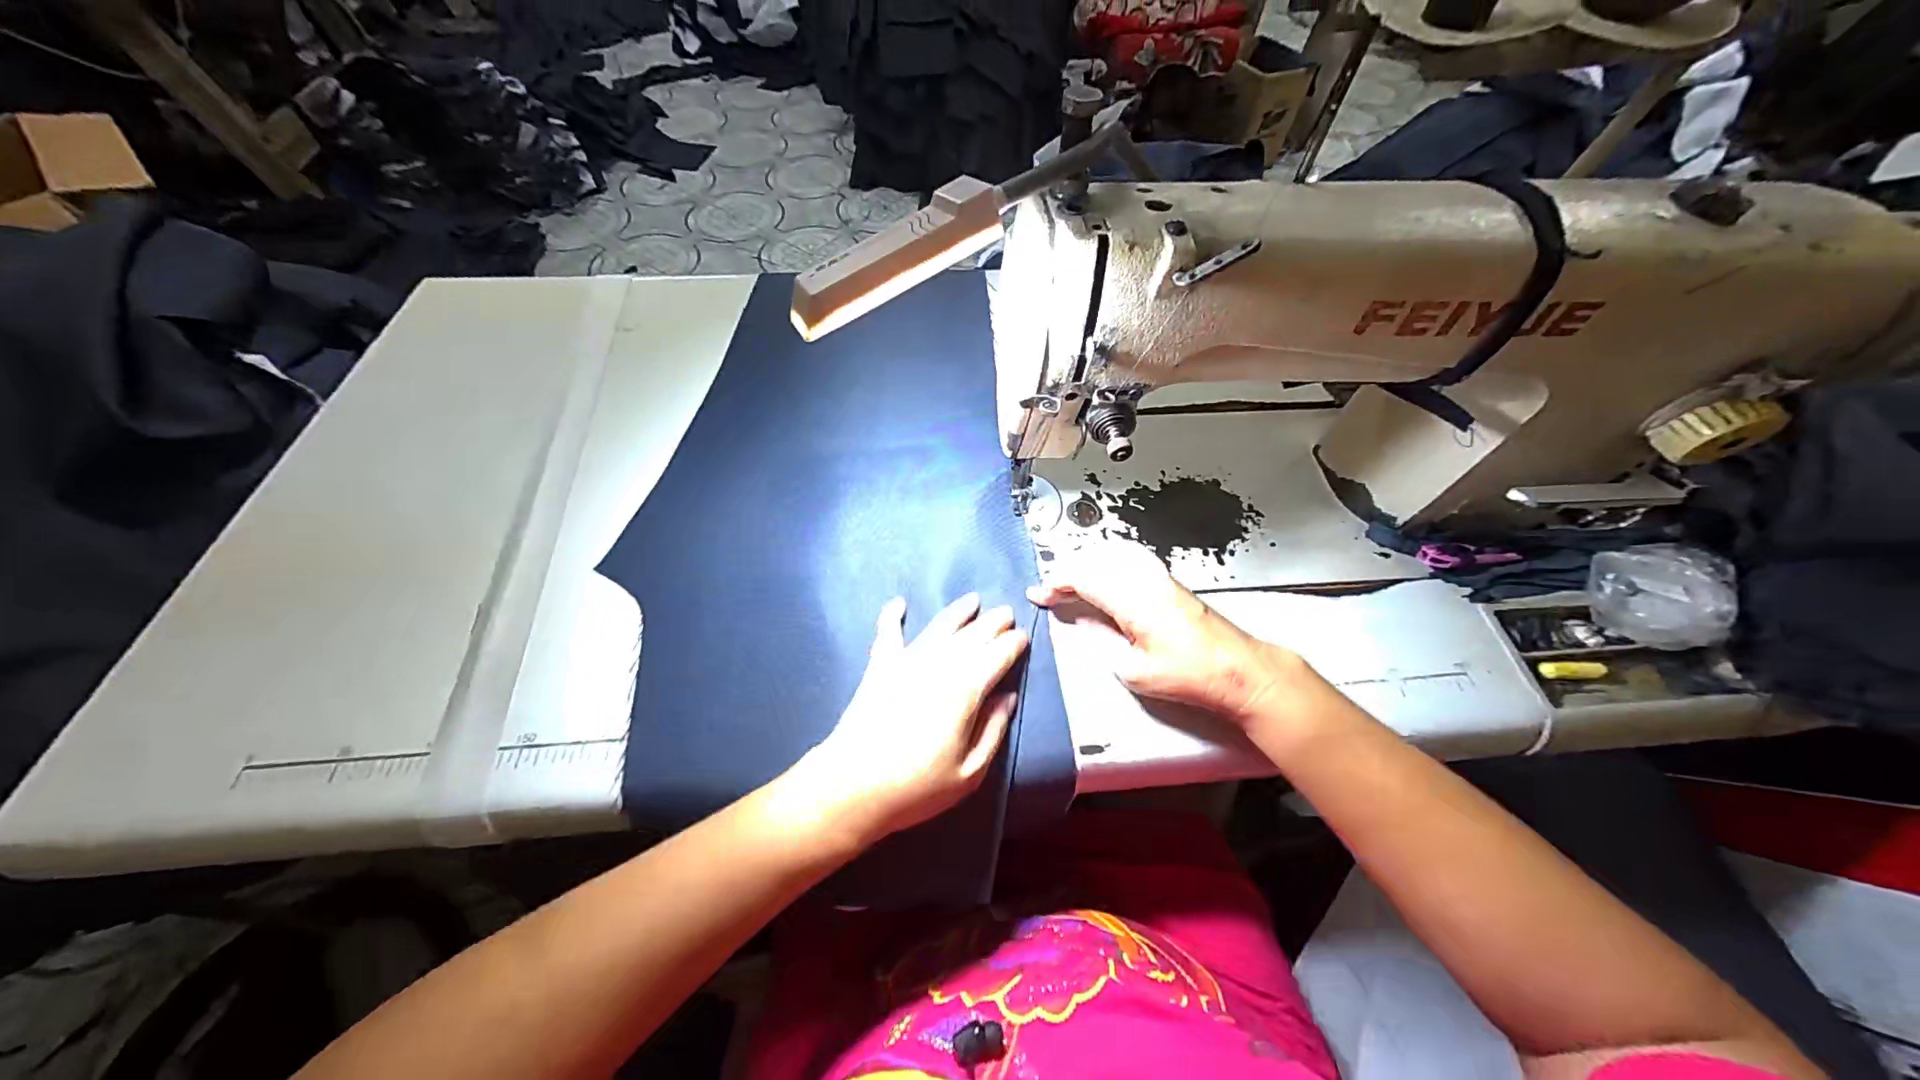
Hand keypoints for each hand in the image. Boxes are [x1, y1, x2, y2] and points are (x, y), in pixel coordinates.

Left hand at [782, 594, 1029, 848]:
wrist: (852, 786)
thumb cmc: (917, 787)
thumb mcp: (969, 772)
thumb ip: (993, 730)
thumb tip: (1009, 697)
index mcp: (965, 691)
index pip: (996, 657)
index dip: (1012, 644)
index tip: (1023, 637)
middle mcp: (937, 667)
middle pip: (971, 637)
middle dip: (992, 623)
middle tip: (1006, 613)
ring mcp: (905, 663)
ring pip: (938, 629)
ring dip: (957, 613)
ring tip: (972, 600)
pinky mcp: (878, 668)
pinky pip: (887, 634)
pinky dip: (892, 616)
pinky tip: (898, 603)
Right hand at [1026, 543, 1310, 727]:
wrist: (1240, 670)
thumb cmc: (1194, 674)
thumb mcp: (1134, 670)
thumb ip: (1103, 640)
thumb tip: (1085, 622)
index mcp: (1132, 598)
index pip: (1082, 577)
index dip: (1055, 583)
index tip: (1039, 593)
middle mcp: (1146, 579)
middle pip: (1094, 560)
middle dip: (1066, 572)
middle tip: (1050, 590)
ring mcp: (1160, 577)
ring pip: (1112, 555)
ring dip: (1086, 566)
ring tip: (1071, 582)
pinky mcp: (1171, 582)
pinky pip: (1129, 560)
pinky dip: (1107, 564)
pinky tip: (1104, 576)